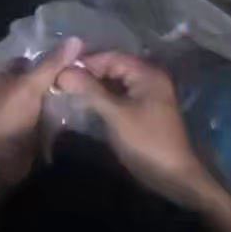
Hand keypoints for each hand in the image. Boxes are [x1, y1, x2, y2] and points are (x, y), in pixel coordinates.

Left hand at [0, 37, 82, 187]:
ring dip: (67, 93)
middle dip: (64, 73)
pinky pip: (50, 114)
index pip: (31, 54)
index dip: (56, 51)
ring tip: (97, 84)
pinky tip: (87, 104)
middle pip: (41, 75)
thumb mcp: (28, 87)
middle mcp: (6, 89)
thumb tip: (77, 38)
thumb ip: (52, 64)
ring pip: (48, 95)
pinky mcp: (28, 129)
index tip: (86, 50)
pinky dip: (64, 112)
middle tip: (96, 68)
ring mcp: (18, 110)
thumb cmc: (2, 121)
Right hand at [56, 53, 214, 204]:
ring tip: (66, 92)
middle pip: (114, 68)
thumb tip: (63, 70)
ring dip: (94, 86)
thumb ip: (91, 91)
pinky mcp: (144, 110)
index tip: (58, 71)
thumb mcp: (116, 115)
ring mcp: (148, 95)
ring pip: (116, 83)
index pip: (112, 57)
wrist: (172, 174)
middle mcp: (150, 78)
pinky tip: (83, 104)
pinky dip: (103, 98)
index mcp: (148, 74)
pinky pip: (120, 96)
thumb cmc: (146, 141)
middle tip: (59, 82)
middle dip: (88, 74)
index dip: (86, 63)